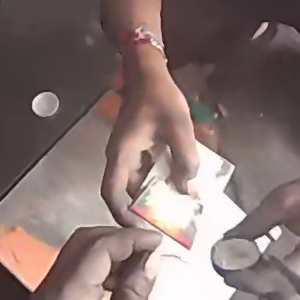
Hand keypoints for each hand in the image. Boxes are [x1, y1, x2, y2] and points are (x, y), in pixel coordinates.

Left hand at [27, 227, 164, 299]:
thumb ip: (134, 298)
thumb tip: (152, 260)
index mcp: (63, 299)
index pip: (98, 248)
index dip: (132, 239)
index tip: (163, 241)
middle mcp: (48, 291)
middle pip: (83, 243)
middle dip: (120, 238)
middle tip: (155, 249)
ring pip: (78, 255)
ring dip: (111, 252)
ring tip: (146, 264)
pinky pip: (76, 275)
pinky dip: (101, 269)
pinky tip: (125, 284)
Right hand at [102, 61, 200, 222]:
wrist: (147, 70)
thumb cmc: (160, 97)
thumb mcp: (178, 129)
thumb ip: (185, 161)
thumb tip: (187, 190)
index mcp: (121, 154)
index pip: (111, 192)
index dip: (121, 214)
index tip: (138, 229)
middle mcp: (118, 156)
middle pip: (123, 191)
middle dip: (142, 208)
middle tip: (164, 222)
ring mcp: (126, 150)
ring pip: (135, 180)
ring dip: (151, 193)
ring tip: (173, 206)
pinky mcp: (135, 144)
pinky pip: (143, 168)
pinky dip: (157, 177)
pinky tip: (176, 181)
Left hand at [227, 170, 299, 299]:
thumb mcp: (284, 200)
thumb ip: (255, 223)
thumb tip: (227, 242)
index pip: (279, 278)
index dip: (248, 278)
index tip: (223, 269)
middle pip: (281, 295)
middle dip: (251, 285)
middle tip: (227, 267)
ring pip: (288, 297)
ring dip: (261, 285)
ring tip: (240, 265)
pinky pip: (295, 290)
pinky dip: (273, 283)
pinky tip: (258, 267)